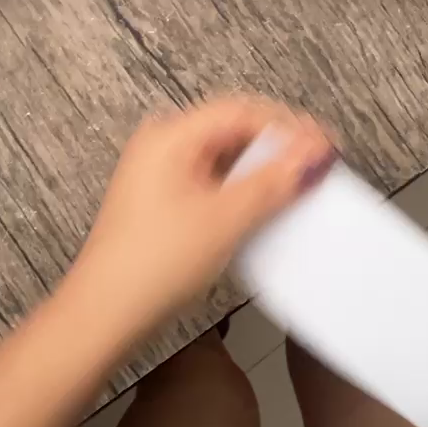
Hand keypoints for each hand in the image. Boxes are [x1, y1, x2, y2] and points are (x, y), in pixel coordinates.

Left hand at [67, 97, 333, 337]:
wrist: (104, 315)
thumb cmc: (150, 266)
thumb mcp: (225, 219)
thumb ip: (273, 182)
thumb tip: (311, 154)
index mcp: (169, 136)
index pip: (241, 111)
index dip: (287, 125)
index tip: (323, 143)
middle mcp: (162, 145)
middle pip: (232, 129)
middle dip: (276, 145)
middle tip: (316, 163)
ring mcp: (160, 172)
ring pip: (223, 156)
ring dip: (260, 168)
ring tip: (296, 184)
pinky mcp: (163, 199)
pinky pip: (212, 178)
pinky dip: (241, 187)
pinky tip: (263, 205)